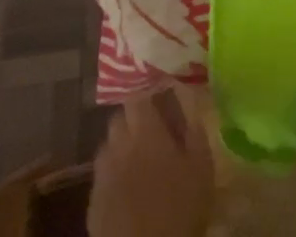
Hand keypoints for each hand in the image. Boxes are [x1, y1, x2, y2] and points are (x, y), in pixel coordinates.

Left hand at [88, 89, 215, 236]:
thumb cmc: (181, 207)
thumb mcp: (202, 167)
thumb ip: (195, 130)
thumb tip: (190, 104)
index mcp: (145, 133)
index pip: (137, 95)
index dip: (147, 88)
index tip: (160, 87)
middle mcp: (118, 146)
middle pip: (119, 117)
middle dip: (134, 116)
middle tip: (155, 125)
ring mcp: (102, 172)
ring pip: (110, 143)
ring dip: (123, 142)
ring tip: (142, 155)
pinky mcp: (93, 197)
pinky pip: (104, 171)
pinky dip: (116, 168)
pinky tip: (131, 182)